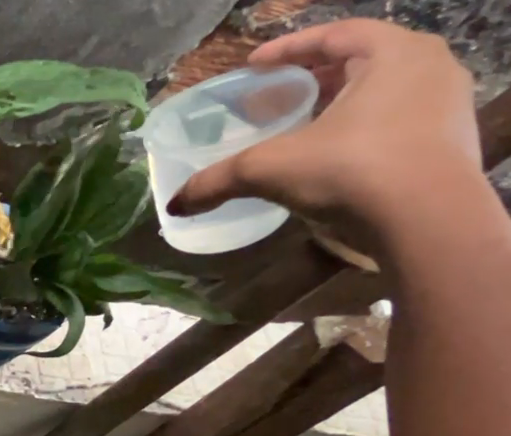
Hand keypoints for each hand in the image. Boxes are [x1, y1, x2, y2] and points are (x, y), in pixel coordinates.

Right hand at [169, 19, 480, 240]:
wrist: (424, 219)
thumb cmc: (351, 170)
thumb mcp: (269, 169)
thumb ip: (217, 180)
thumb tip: (174, 204)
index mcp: (393, 54)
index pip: (335, 35)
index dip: (288, 48)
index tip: (252, 67)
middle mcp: (427, 67)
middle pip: (358, 61)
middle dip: (310, 77)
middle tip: (270, 96)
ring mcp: (442, 103)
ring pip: (377, 91)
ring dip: (333, 104)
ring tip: (295, 126)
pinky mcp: (443, 140)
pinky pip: (390, 121)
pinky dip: (353, 128)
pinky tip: (324, 154)